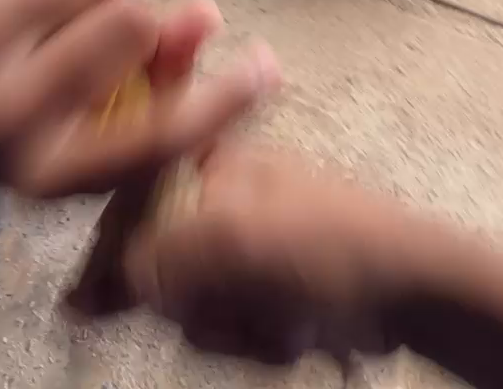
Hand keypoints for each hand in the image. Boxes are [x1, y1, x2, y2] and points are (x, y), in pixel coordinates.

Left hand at [0, 0, 280, 207]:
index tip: (265, 66)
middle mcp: (3, 108)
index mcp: (42, 168)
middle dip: (128, 19)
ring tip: (49, 12)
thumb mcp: (72, 140)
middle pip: (134, 18)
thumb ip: (145, 85)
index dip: (224, 100)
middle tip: (86, 35)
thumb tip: (203, 11)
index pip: (161, 134)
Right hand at [69, 142, 419, 364]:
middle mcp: (218, 201)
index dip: (110, 258)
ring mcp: (242, 247)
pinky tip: (294, 330)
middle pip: (159, 270)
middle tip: (230, 309)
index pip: (131, 205)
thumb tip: (93, 290)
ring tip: (280, 318)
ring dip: (233, 326)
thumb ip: (163, 257)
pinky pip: (230, 327)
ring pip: (194, 309)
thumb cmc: (325, 243)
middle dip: (195, 304)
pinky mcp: (264, 288)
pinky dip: (258, 338)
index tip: (89, 305)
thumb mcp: (238, 241)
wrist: (413, 286)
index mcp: (209, 165)